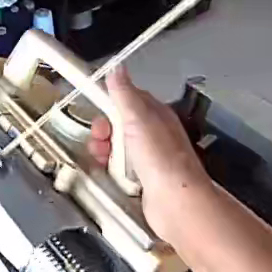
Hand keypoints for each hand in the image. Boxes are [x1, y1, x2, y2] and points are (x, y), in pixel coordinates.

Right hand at [87, 69, 214, 243]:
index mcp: (155, 114)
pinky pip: (119, 170)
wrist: (176, 202)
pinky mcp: (142, 180)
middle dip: (104, 133)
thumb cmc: (164, 160)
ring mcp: (149, 158)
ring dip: (107, 154)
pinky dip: (113, 172)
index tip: (96, 112)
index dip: (108, 105)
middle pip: (118, 126)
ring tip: (109, 161)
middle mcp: (153, 134)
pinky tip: (116, 176)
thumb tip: (117, 69)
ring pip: (116, 149)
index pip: (126, 99)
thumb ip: (125, 94)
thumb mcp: (138, 118)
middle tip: (102, 142)